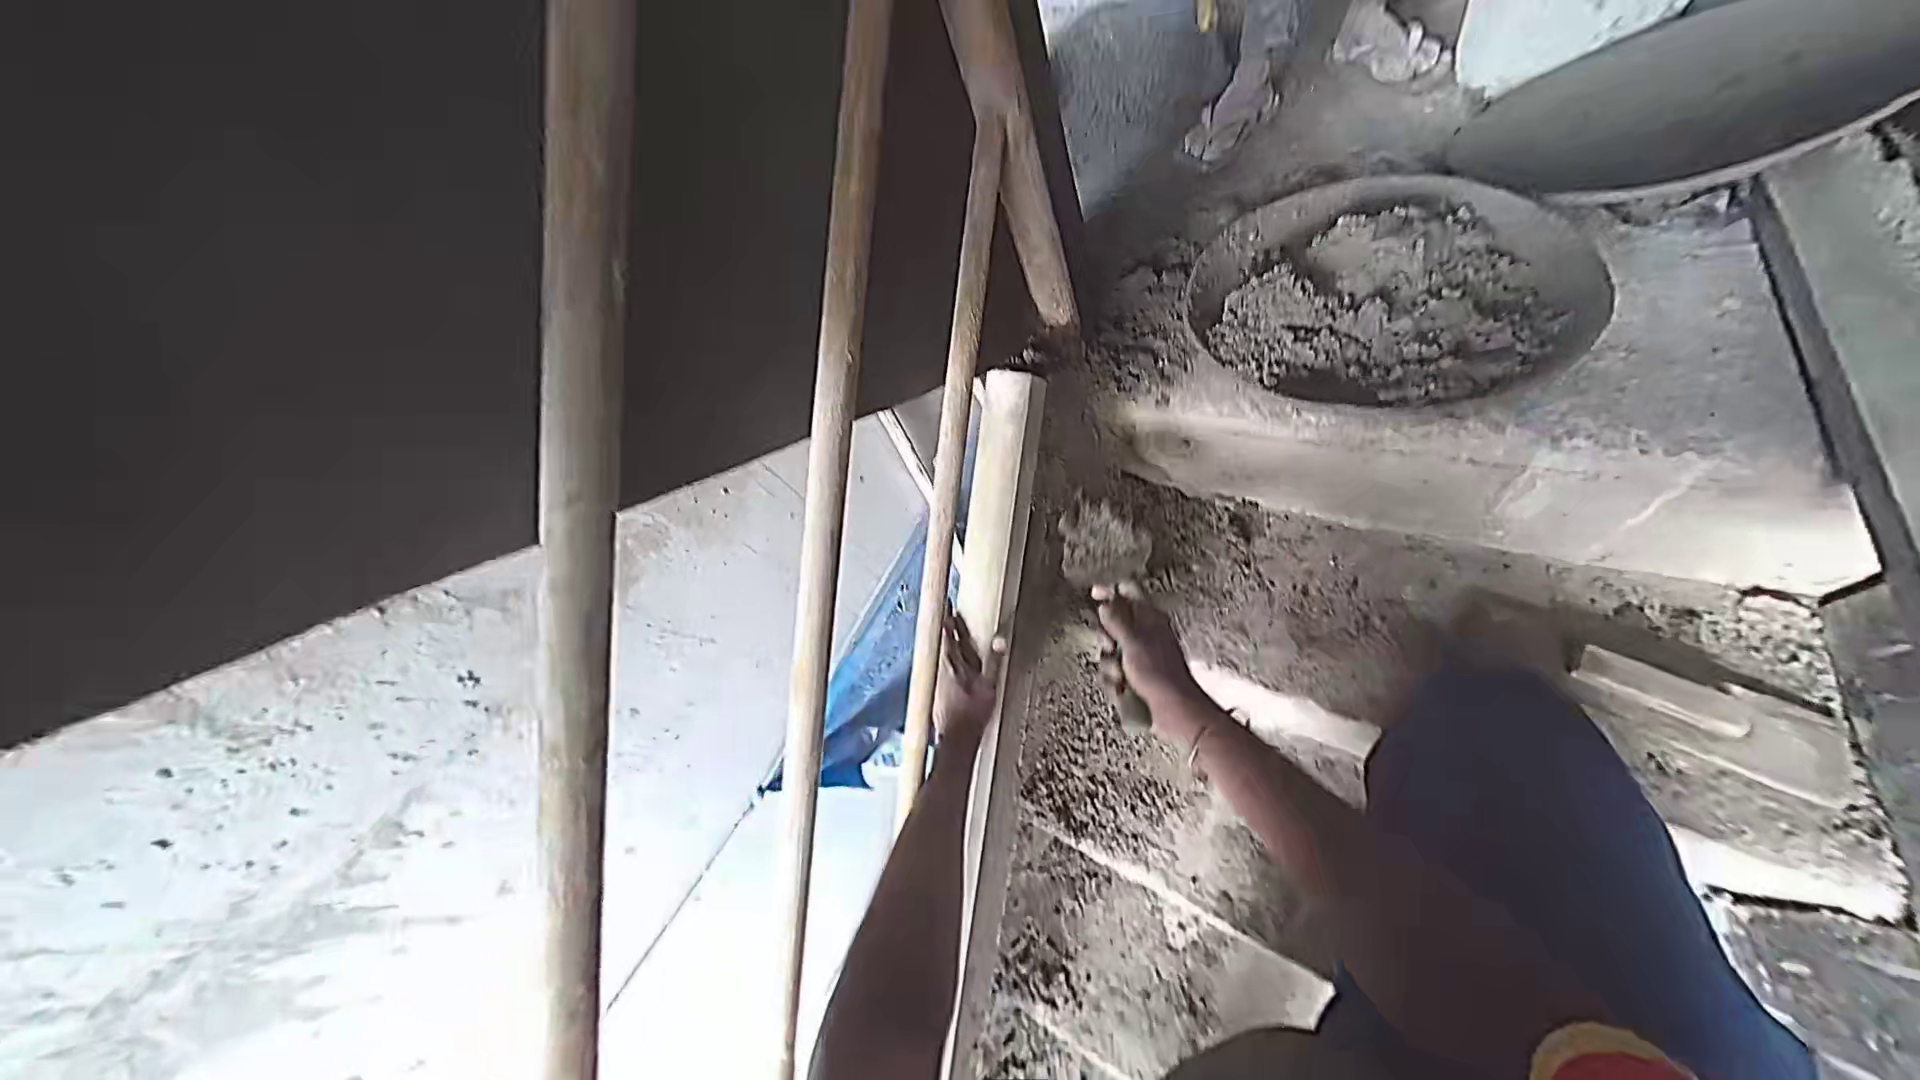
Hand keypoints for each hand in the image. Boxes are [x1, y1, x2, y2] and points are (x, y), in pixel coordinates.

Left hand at [935, 610, 1004, 745]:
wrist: (955, 739)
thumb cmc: (972, 714)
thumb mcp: (988, 688)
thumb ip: (993, 662)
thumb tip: (1000, 640)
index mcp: (953, 665)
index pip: (948, 636)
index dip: (948, 621)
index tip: (947, 606)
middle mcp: (941, 670)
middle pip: (942, 643)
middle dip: (945, 628)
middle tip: (947, 613)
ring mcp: (937, 680)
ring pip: (939, 655)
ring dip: (944, 642)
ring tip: (948, 631)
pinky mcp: (936, 690)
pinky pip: (940, 667)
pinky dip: (944, 658)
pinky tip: (948, 660)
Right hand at [1093, 581, 1202, 720]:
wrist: (1172, 710)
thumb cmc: (1160, 674)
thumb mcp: (1133, 642)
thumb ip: (1116, 620)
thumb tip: (1104, 604)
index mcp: (1151, 619)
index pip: (1130, 593)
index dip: (1111, 590)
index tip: (1095, 592)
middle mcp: (1145, 635)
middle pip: (1113, 624)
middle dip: (1106, 637)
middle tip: (1110, 646)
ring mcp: (1139, 657)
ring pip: (1109, 651)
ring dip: (1109, 664)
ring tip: (1120, 674)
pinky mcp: (1134, 677)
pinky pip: (1112, 672)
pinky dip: (1113, 681)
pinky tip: (1122, 687)